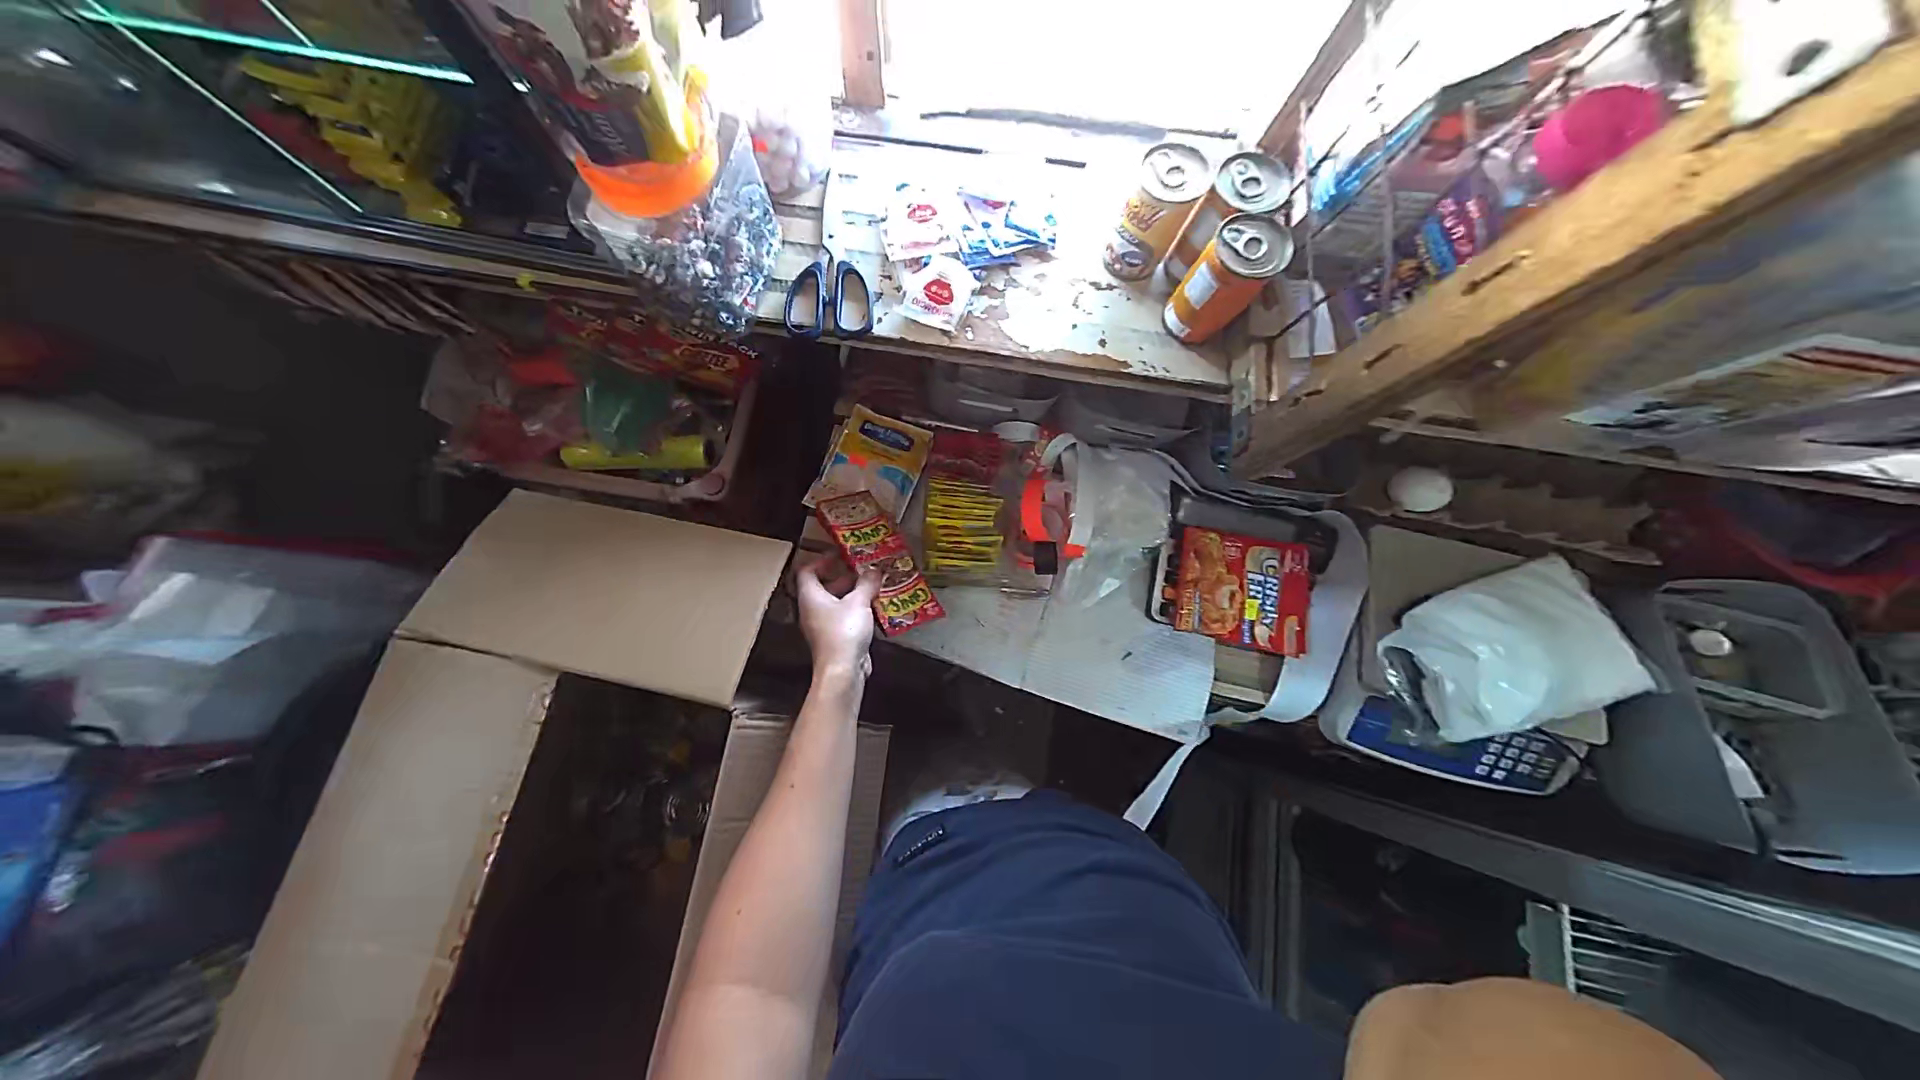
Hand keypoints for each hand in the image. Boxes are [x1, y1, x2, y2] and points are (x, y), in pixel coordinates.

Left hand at [794, 555, 880, 678]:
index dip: (821, 560)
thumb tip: (874, 570)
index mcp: (810, 597)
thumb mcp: (858, 602)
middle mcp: (812, 610)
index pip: (807, 572)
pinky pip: (844, 618)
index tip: (840, 555)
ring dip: (852, 594)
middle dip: (843, 577)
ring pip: (835, 603)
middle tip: (862, 570)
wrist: (842, 669)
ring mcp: (822, 625)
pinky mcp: (835, 638)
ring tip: (872, 586)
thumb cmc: (844, 632)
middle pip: (823, 587)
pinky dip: (857, 610)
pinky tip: (874, 608)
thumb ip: (867, 583)